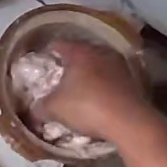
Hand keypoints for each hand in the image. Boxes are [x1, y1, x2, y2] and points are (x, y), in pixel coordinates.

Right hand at [33, 40, 152, 142]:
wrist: (128, 122)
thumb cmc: (85, 106)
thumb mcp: (54, 108)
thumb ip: (40, 106)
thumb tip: (34, 109)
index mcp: (79, 53)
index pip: (60, 45)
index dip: (50, 52)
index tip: (45, 59)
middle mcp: (101, 53)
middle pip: (82, 53)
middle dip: (72, 63)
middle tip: (61, 74)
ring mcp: (119, 66)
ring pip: (99, 65)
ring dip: (90, 73)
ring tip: (80, 86)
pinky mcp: (133, 81)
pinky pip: (112, 79)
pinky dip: (104, 85)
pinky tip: (98, 97)